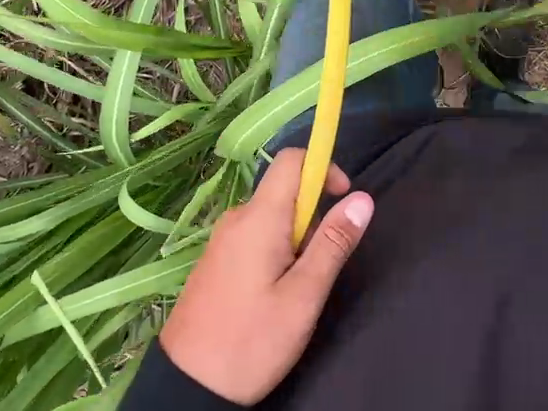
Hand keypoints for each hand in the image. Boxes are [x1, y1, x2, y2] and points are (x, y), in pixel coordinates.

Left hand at [159, 148, 373, 403]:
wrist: (185, 389)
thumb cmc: (251, 341)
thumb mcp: (303, 296)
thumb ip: (333, 243)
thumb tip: (362, 197)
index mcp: (259, 218)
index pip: (291, 158)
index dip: (323, 167)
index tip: (342, 200)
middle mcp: (237, 218)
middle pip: (284, 190)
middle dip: (312, 216)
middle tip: (318, 266)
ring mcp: (221, 240)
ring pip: (271, 217)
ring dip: (294, 238)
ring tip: (295, 289)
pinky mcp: (215, 262)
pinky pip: (254, 236)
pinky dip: (274, 251)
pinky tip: (271, 296)